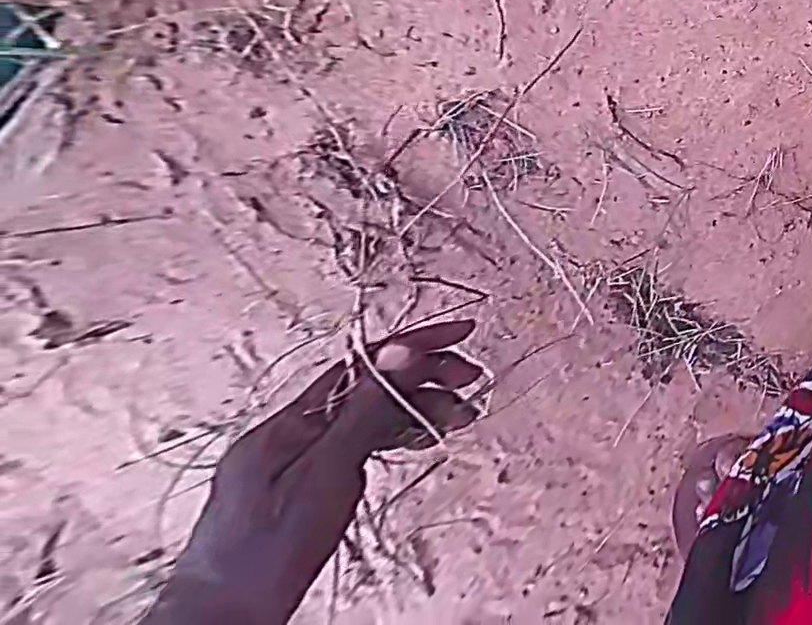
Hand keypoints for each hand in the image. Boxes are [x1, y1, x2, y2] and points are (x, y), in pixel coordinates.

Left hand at [143, 321, 483, 623]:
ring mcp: (302, 455)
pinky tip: (426, 436)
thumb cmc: (265, 552)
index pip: (364, 363)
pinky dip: (404, 430)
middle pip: (375, 384)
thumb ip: (364, 410)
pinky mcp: (313, 476)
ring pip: (377, 410)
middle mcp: (294, 432)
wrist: (223, 619)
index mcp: (289, 424)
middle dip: (430, 377)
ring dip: (424, 406)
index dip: (418, 344)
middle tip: (470, 380)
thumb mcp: (326, 471)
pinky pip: (369, 436)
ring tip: (460, 417)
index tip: (462, 332)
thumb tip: (397, 352)